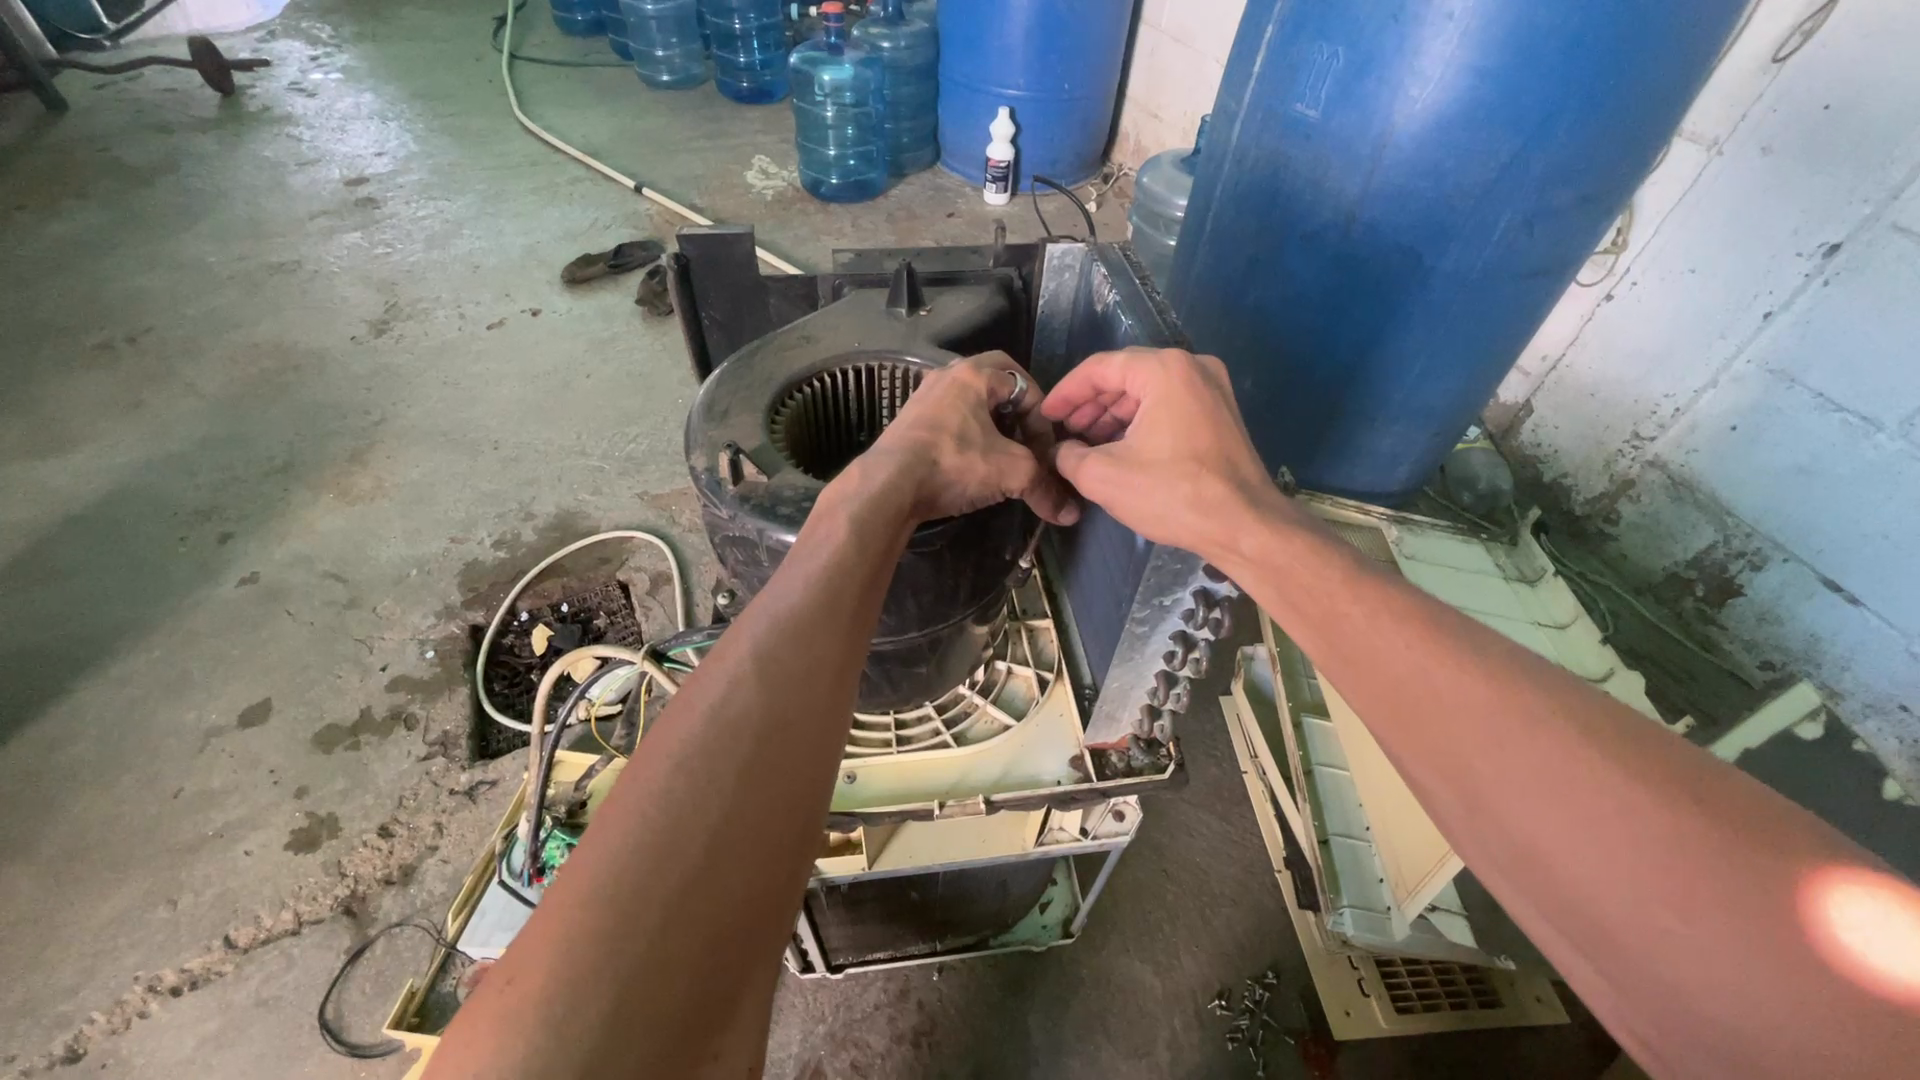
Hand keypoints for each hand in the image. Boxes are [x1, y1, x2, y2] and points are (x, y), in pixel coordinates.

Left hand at [846, 351, 1079, 526]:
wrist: (888, 485)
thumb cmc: (953, 464)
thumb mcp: (1012, 472)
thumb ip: (1044, 487)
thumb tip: (1070, 515)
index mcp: (974, 374)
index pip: (1025, 384)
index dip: (1043, 418)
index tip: (1046, 450)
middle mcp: (946, 377)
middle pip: (996, 383)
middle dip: (1018, 411)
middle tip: (1029, 439)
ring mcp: (923, 398)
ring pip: (970, 402)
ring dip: (991, 424)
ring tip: (1003, 453)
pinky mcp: (908, 423)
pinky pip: (949, 420)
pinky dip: (967, 436)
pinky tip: (971, 463)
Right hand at [1042, 347, 1284, 556]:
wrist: (1243, 525)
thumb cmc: (1173, 493)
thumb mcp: (1103, 476)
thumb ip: (1068, 456)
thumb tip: (1060, 451)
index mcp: (1164, 370)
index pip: (1100, 368)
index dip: (1066, 393)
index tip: (1045, 416)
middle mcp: (1193, 367)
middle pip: (1126, 376)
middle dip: (1090, 404)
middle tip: (1064, 431)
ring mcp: (1213, 389)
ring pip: (1148, 392)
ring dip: (1114, 415)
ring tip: (1086, 443)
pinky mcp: (1221, 414)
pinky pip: (1169, 406)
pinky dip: (1141, 422)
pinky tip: (1120, 448)